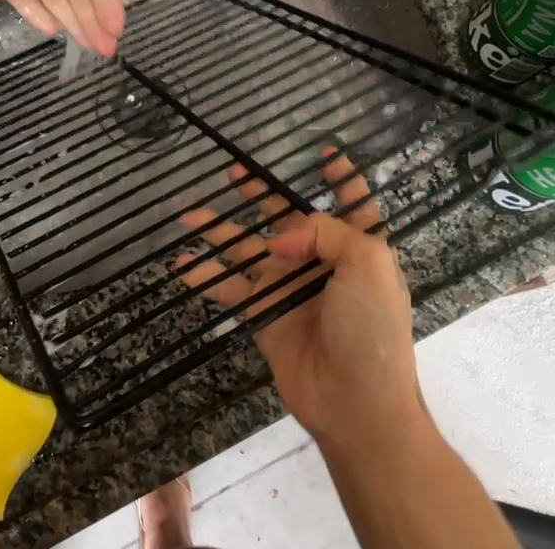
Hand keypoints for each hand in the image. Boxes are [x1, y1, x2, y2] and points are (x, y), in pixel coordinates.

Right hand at [176, 150, 421, 446]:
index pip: (351, 203)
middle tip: (233, 171)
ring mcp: (289, 287)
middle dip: (261, 193)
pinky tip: (182, 264)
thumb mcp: (367, 264)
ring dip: (219, 231)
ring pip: (248, 248)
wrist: (356, 402)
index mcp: (357, 247)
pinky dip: (206, 277)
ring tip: (188, 212)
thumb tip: (278, 239)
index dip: (341, 179)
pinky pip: (230, 287)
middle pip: (287, 216)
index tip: (326, 153)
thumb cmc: (372, 327)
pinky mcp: (264, 313)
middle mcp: (321, 262)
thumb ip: (323, 232)